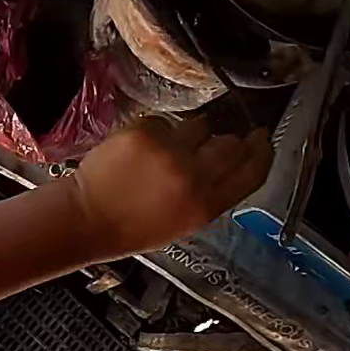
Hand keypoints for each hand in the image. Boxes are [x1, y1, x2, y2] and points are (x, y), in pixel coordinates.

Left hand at [65, 117, 271, 256]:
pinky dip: (157, 133)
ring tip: (164, 155)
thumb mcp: (183, 223)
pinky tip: (141, 152)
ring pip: (199, 127)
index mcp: (206, 205)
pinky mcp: (144, 132)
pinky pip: (165, 122)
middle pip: (231, 144)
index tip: (262, 140)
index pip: (252, 172)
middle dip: (225, 142)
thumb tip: (229, 167)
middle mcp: (193, 176)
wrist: (87, 218)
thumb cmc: (130, 228)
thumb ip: (210, 196)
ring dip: (189, 136)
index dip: (262, 152)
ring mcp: (168, 151)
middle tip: (211, 145)